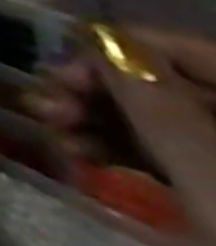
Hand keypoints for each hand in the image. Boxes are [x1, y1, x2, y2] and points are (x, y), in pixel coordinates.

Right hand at [30, 27, 215, 245]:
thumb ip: (170, 118)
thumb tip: (109, 43)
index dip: (151, 47)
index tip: (76, 48)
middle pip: (183, 91)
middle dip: (108, 84)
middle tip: (48, 88)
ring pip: (158, 120)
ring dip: (93, 112)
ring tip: (46, 118)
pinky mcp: (207, 202)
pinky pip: (152, 154)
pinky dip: (103, 142)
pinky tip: (67, 145)